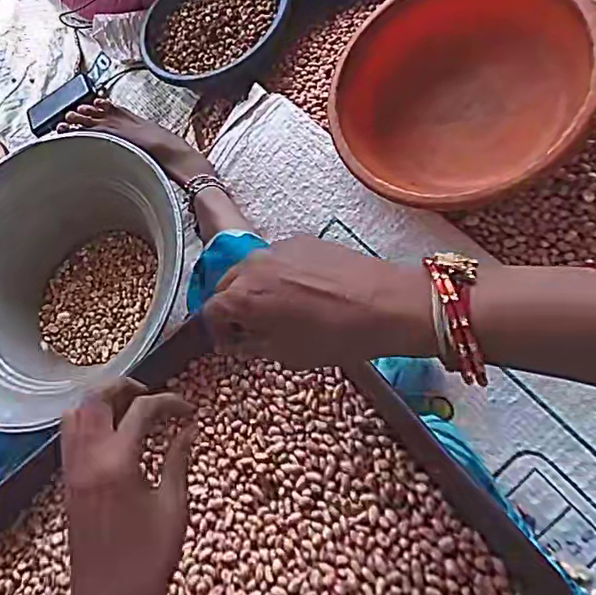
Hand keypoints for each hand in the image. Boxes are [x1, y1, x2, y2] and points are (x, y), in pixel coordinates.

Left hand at [61, 378, 196, 594]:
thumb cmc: (148, 563)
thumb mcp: (173, 509)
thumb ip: (178, 461)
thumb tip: (188, 430)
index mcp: (117, 462)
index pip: (141, 410)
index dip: (169, 402)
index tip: (187, 410)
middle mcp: (87, 459)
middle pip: (96, 399)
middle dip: (124, 387)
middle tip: (151, 395)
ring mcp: (71, 472)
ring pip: (74, 414)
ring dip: (101, 403)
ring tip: (131, 410)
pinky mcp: (66, 486)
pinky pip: (69, 438)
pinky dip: (89, 423)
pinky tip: (114, 437)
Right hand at [200, 236, 436, 367]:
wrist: (384, 303)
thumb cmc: (335, 335)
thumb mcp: (287, 354)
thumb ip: (252, 345)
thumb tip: (239, 342)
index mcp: (243, 297)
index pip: (210, 311)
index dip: (217, 331)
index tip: (231, 342)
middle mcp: (252, 266)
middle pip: (226, 285)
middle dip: (233, 306)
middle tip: (252, 326)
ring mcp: (277, 249)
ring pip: (251, 269)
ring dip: (255, 288)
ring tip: (279, 307)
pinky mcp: (301, 241)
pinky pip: (277, 259)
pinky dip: (279, 274)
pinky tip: (303, 291)